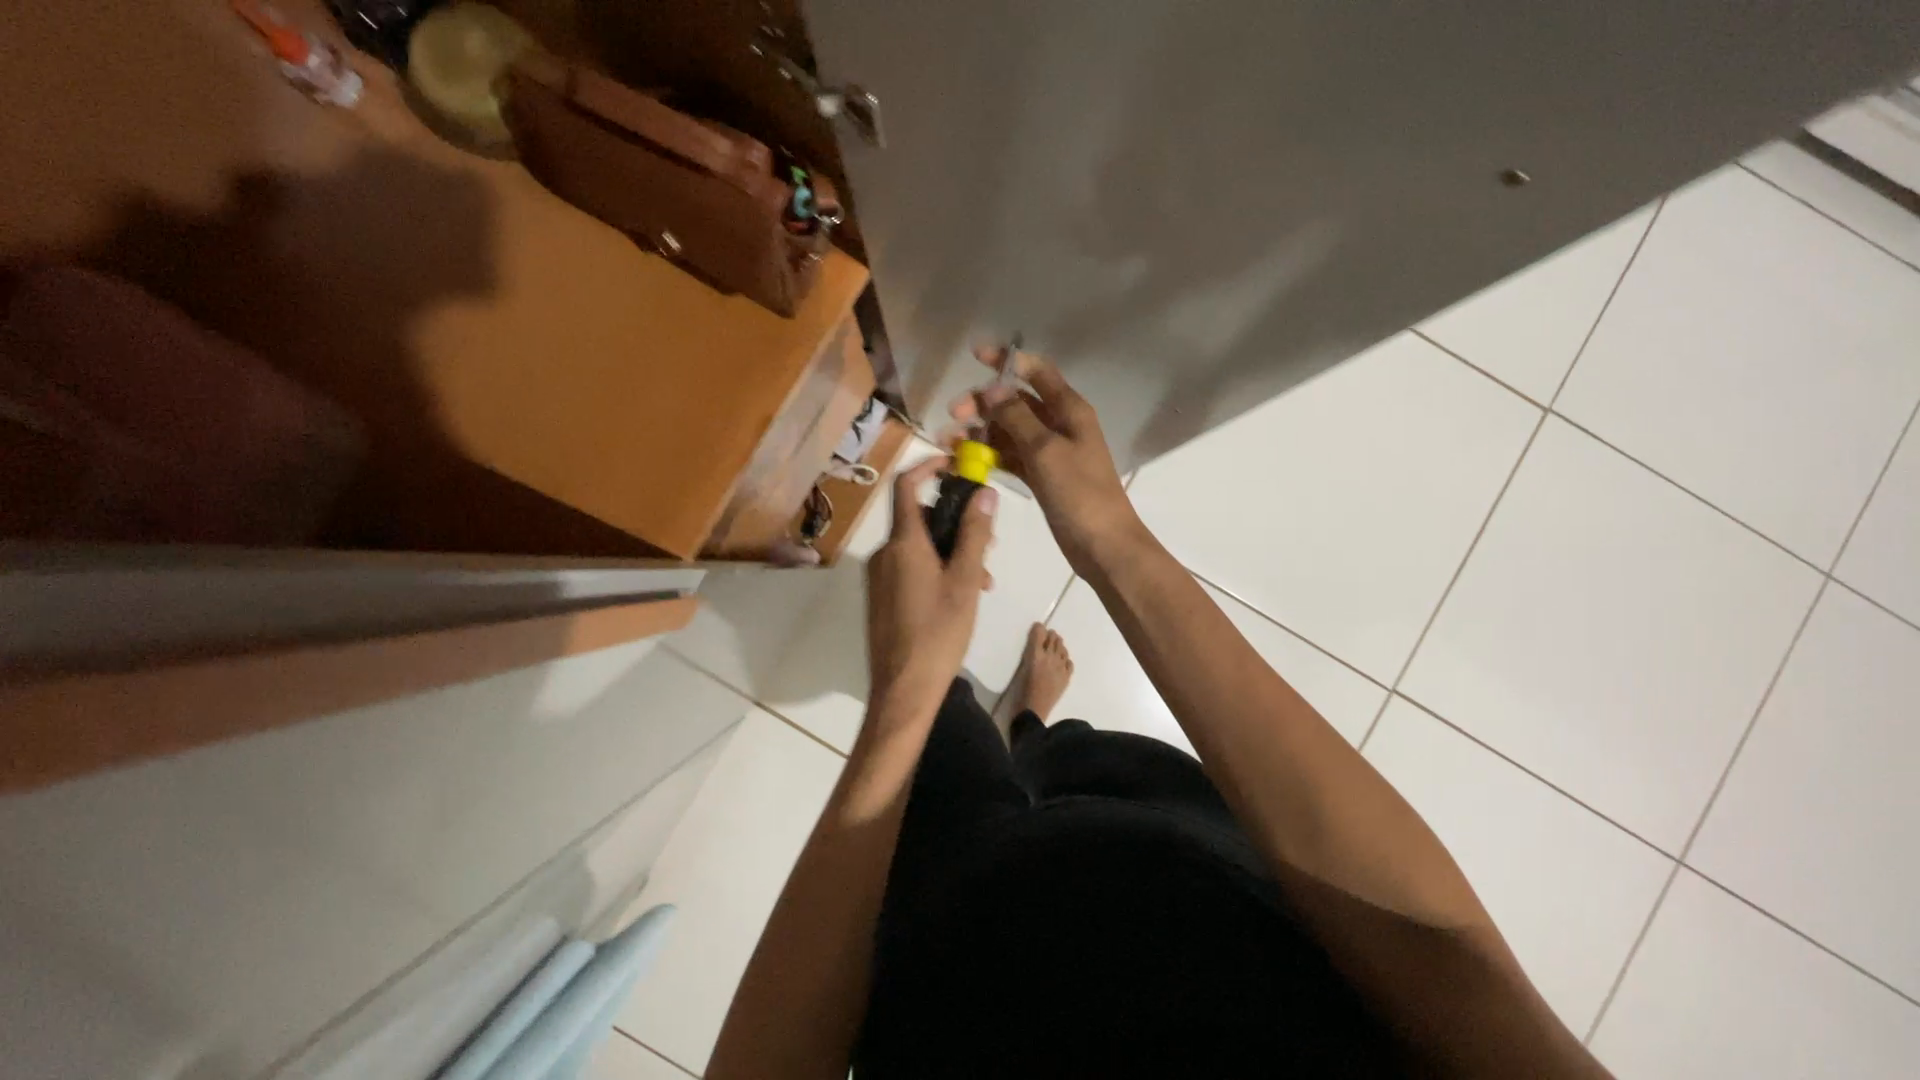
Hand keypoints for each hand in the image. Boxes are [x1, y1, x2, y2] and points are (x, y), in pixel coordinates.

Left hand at [864, 455, 997, 716]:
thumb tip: (984, 493)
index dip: (929, 467)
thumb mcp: (965, 581)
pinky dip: (936, 569)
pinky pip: (910, 568)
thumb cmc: (938, 633)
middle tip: (988, 541)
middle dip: (955, 521)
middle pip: (919, 518)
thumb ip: (973, 534)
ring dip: (951, 551)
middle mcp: (884, 553)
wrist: (903, 688)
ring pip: (918, 546)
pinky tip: (960, 596)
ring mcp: (879, 577)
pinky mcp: (881, 597)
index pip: (907, 486)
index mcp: (903, 543)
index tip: (955, 464)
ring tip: (982, 579)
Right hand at [948, 345, 1140, 574]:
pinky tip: (966, 461)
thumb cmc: (1078, 493)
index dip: (1007, 360)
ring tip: (950, 442)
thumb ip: (1016, 417)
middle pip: (1017, 401)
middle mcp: (1060, 424)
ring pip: (1010, 430)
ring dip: (982, 432)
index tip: (975, 355)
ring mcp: (1050, 451)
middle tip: (954, 415)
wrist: (1102, 544)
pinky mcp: (1042, 476)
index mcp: (1069, 409)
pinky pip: (1012, 456)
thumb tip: (993, 387)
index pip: (1036, 371)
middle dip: (984, 403)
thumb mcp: (1045, 450)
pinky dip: (991, 456)